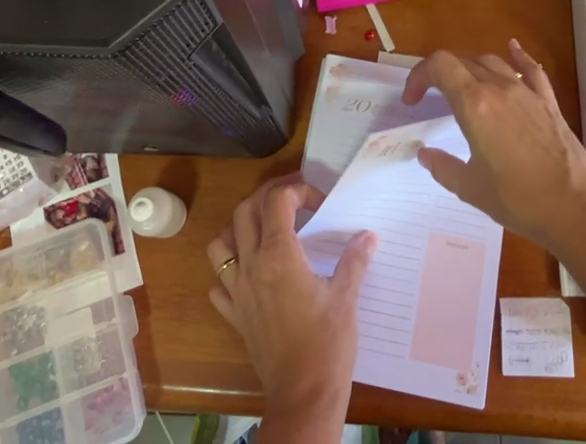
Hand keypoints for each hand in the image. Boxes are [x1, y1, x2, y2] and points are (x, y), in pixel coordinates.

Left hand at [206, 173, 376, 423]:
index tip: (318, 201)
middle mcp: (252, 267)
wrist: (304, 394)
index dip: (297, 190)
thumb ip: (354, 260)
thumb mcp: (346, 297)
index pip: (276, 202)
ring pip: (220, 245)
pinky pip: (218, 285)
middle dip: (267, 197)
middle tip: (293, 199)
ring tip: (264, 231)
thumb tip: (367, 235)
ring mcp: (238, 292)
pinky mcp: (234, 316)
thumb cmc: (328, 344)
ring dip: (238, 229)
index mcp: (279, 256)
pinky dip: (228, 272)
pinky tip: (250, 275)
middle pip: (244, 212)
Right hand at [404, 41, 585, 251]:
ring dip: (470, 67)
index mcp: (474, 105)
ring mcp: (527, 92)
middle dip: (439, 74)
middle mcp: (499, 88)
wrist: (575, 206)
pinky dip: (517, 56)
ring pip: (492, 62)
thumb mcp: (470, 188)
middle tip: (429, 97)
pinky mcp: (548, 102)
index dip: (419, 76)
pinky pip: (530, 69)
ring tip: (461, 85)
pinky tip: (513, 49)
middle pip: (462, 61)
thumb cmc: (518, 199)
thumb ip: (443, 167)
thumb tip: (426, 154)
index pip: (439, 66)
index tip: (412, 100)